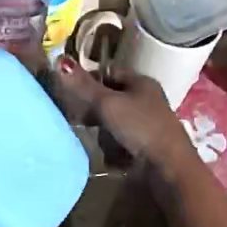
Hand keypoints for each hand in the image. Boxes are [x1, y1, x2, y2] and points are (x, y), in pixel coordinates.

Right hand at [52, 56, 197, 174]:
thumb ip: (83, 86)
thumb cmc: (140, 127)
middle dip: (95, 113)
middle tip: (79, 120)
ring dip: (104, 136)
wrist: (167, 166)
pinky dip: (114, 151)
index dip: (89, 79)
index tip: (69, 90)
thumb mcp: (108, 104)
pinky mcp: (144, 148)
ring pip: (112, 125)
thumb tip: (59, 60)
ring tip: (102, 144)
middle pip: (109, 101)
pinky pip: (119, 144)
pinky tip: (114, 158)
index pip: (109, 73)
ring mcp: (145, 125)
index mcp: (141, 83)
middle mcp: (145, 101)